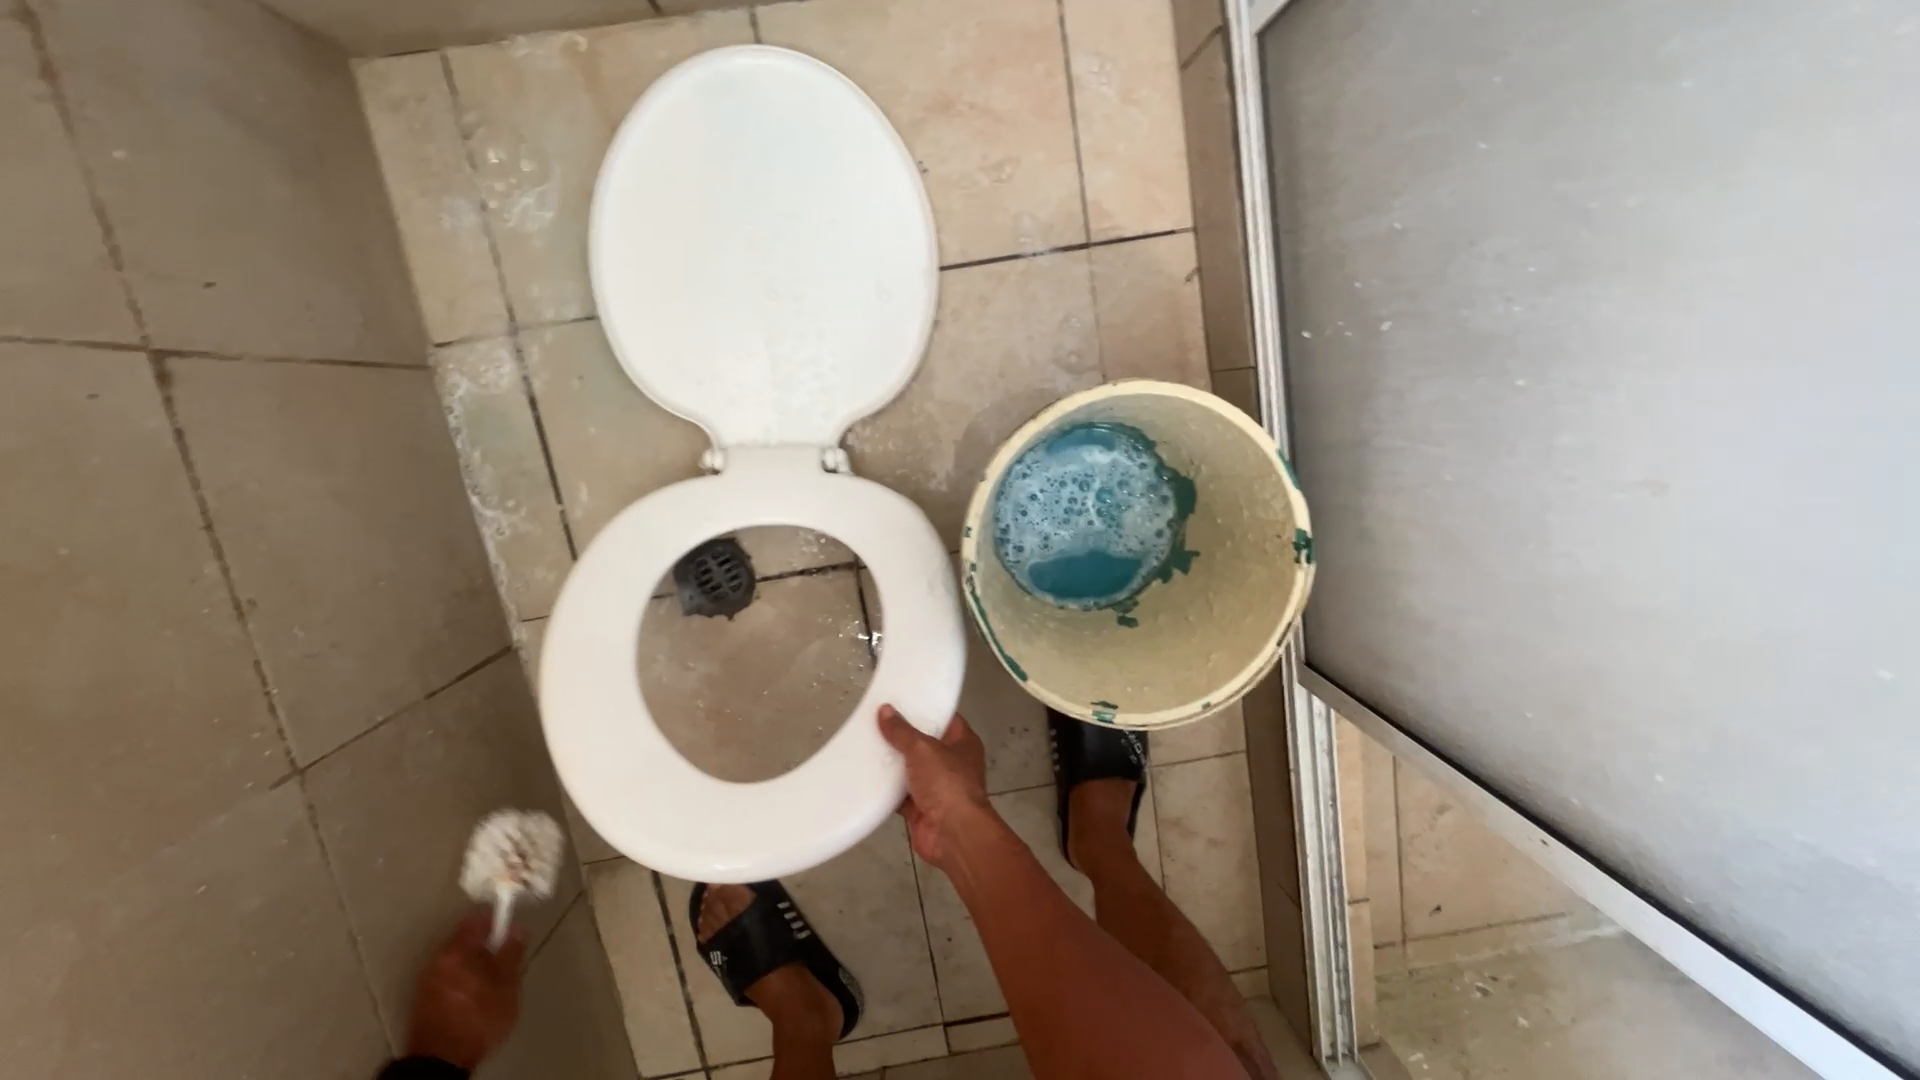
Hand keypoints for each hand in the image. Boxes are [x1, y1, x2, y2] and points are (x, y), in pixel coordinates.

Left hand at [404, 909, 525, 1068]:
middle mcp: (438, 960)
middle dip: (485, 943)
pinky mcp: (424, 1000)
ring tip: (493, 977)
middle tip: (505, 955)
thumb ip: (512, 953)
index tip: (511, 926)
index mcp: (458, 950)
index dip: (497, 918)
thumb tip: (516, 929)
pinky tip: (475, 993)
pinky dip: (463, 977)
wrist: (441, 1061)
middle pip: (464, 939)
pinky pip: (448, 976)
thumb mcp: (507, 983)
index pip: (478, 918)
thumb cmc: (479, 1016)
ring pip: (456, 960)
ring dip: (473, 962)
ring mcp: (427, 981)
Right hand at [878, 705, 995, 868]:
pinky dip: (885, 789)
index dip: (925, 708)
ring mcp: (937, 787)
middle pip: (924, 744)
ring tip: (865, 743)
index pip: (945, 718)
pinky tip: (865, 776)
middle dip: (902, 736)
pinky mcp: (921, 807)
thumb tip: (885, 710)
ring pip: (910, 769)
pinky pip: (899, 794)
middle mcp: (952, 763)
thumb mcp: (923, 749)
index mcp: (963, 743)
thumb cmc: (946, 784)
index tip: (901, 699)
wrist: (952, 834)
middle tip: (876, 721)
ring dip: (891, 763)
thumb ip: (902, 731)